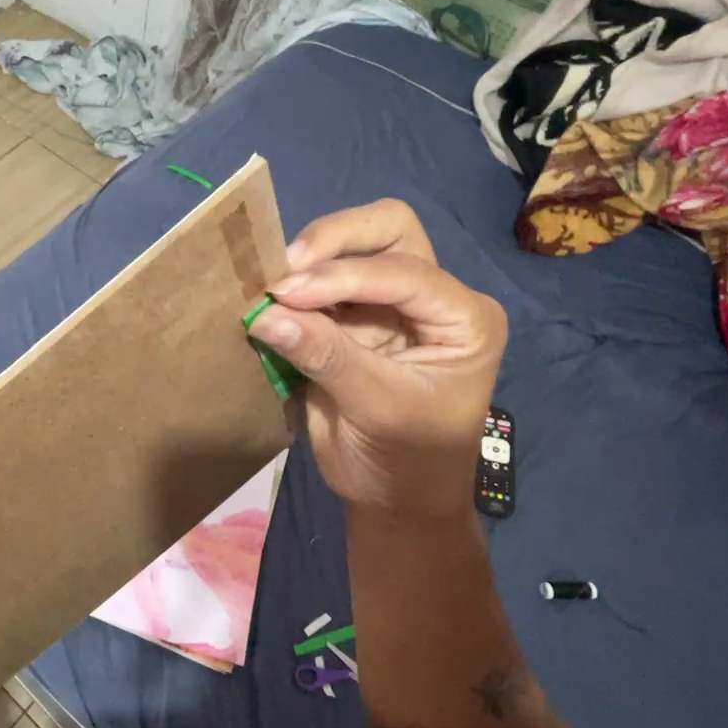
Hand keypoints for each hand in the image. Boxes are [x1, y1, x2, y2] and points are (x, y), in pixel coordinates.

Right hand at [246, 200, 505, 515]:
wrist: (394, 498)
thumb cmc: (409, 460)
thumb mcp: (377, 410)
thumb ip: (327, 356)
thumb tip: (264, 316)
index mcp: (463, 318)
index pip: (404, 272)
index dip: (343, 276)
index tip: (285, 294)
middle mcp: (431, 297)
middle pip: (389, 229)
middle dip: (335, 239)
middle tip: (286, 268)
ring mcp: (389, 302)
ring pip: (355, 244)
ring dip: (311, 257)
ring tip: (271, 284)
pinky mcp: (351, 316)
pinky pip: (321, 282)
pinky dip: (294, 284)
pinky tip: (267, 297)